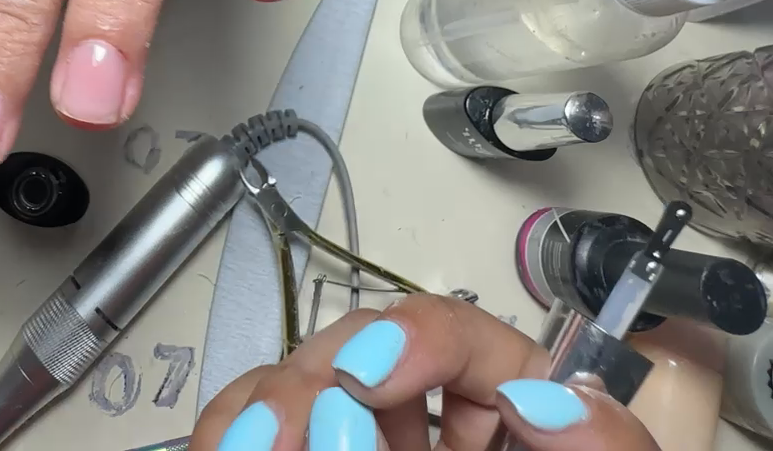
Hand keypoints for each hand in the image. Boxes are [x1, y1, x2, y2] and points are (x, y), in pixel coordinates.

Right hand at [191, 296, 660, 450]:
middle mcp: (425, 415)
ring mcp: (365, 441)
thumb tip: (546, 400)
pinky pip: (260, 433)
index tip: (369, 373)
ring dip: (259, 410)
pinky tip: (225, 448)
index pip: (457, 333)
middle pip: (353, 352)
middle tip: (283, 433)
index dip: (411, 334)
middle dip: (311, 381)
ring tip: (244, 446)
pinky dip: (233, 436)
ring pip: (294, 390)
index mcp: (505, 406)